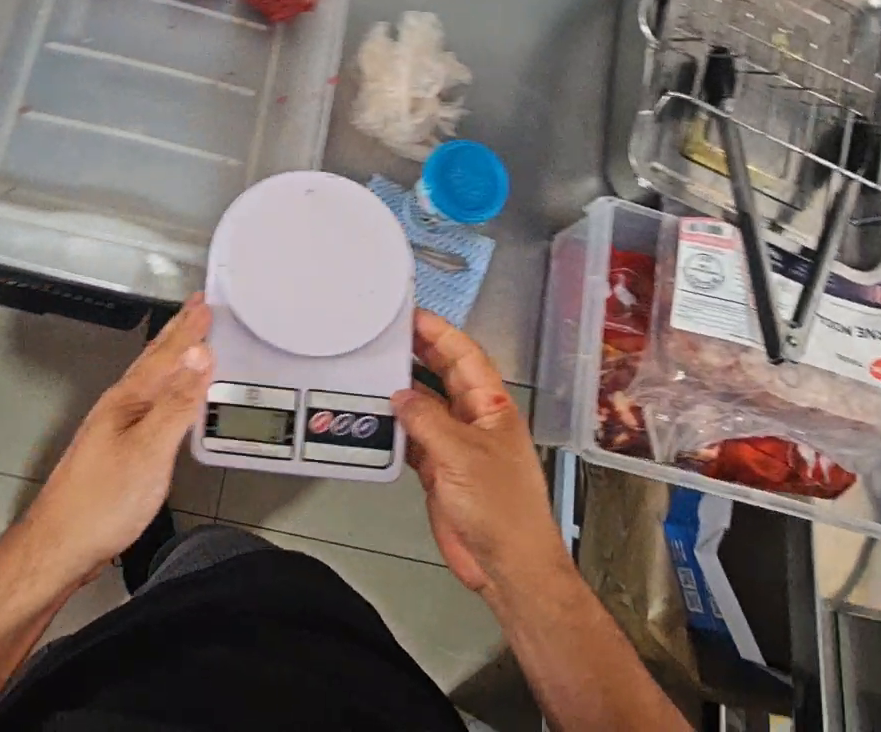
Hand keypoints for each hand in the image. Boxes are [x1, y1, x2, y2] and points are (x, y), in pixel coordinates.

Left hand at [20, 295, 213, 583]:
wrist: (61, 546)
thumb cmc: (100, 503)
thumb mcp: (149, 450)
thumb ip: (177, 402)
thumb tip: (199, 357)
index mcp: (128, 400)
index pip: (166, 356)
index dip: (188, 331)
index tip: (205, 305)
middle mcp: (119, 407)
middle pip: (154, 361)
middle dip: (178, 333)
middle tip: (195, 309)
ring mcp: (115, 428)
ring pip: (151, 380)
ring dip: (171, 357)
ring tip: (186, 343)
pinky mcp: (117, 450)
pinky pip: (150, 403)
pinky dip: (166, 389)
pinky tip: (168, 398)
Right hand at [395, 311, 568, 600]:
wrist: (506, 564)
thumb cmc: (502, 508)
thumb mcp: (462, 454)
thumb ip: (427, 420)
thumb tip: (402, 396)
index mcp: (492, 407)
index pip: (466, 356)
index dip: (441, 333)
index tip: (413, 316)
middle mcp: (475, 419)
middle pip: (446, 374)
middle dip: (421, 352)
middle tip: (388, 334)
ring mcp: (457, 444)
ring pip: (427, 404)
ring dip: (404, 388)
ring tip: (374, 369)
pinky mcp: (440, 469)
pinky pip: (414, 436)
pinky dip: (396, 425)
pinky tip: (377, 416)